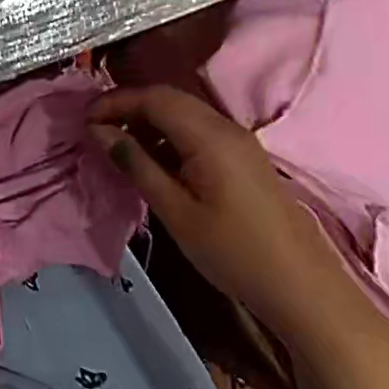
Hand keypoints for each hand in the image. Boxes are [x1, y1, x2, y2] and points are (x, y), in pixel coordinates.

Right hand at [92, 87, 388, 388]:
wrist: (304, 290)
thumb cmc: (234, 253)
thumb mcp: (175, 211)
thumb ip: (136, 164)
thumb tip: (99, 131)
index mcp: (209, 135)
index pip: (153, 97)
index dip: (115, 101)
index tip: (84, 119)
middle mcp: (225, 127)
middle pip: (168, 98)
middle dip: (128, 105)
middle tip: (96, 127)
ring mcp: (239, 141)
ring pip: (183, 112)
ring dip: (148, 119)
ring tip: (117, 142)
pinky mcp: (244, 157)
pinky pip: (197, 129)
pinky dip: (168, 133)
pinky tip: (153, 158)